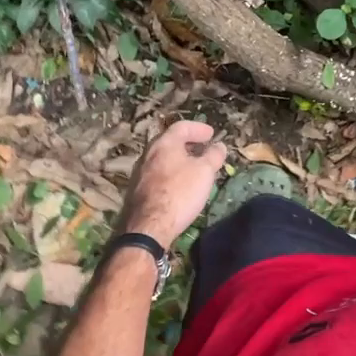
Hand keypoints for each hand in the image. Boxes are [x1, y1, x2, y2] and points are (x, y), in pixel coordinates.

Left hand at [120, 121, 226, 245]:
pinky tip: (177, 186)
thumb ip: (213, 155)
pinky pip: (156, 175)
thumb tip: (219, 145)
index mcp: (164, 144)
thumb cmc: (179, 193)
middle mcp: (148, 154)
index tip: (211, 134)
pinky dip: (169, 174)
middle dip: (187, 144)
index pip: (182, 127)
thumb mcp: (204, 172)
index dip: (199, 128)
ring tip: (192, 168)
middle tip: (202, 148)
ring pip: (162, 159)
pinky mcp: (136, 192)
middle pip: (169, 142)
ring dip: (178, 160)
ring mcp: (139, 174)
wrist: (148, 228)